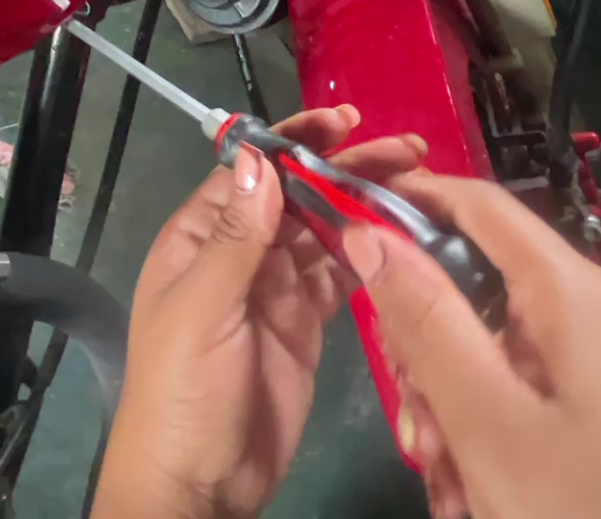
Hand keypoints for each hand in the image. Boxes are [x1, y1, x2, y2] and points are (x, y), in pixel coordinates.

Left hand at [91, 106, 421, 518]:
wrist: (200, 479)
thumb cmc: (184, 386)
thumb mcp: (202, 309)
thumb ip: (235, 239)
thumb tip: (257, 158)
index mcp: (201, 236)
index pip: (250, 171)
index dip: (294, 142)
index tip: (342, 121)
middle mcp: (240, 250)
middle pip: (295, 195)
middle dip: (342, 167)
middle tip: (403, 148)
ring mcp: (274, 285)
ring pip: (323, 230)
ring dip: (362, 204)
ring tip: (415, 183)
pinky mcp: (305, 321)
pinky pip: (338, 275)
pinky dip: (367, 255)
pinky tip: (402, 239)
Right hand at [345, 164, 600, 518]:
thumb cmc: (595, 517)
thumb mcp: (489, 423)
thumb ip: (424, 318)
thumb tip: (365, 229)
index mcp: (575, 294)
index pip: (475, 201)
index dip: (404, 198)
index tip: (341, 226)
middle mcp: (596, 314)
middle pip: (474, 283)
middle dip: (423, 341)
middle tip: (410, 421)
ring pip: (491, 344)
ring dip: (448, 399)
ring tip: (444, 477)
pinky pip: (524, 389)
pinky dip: (487, 426)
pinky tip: (475, 490)